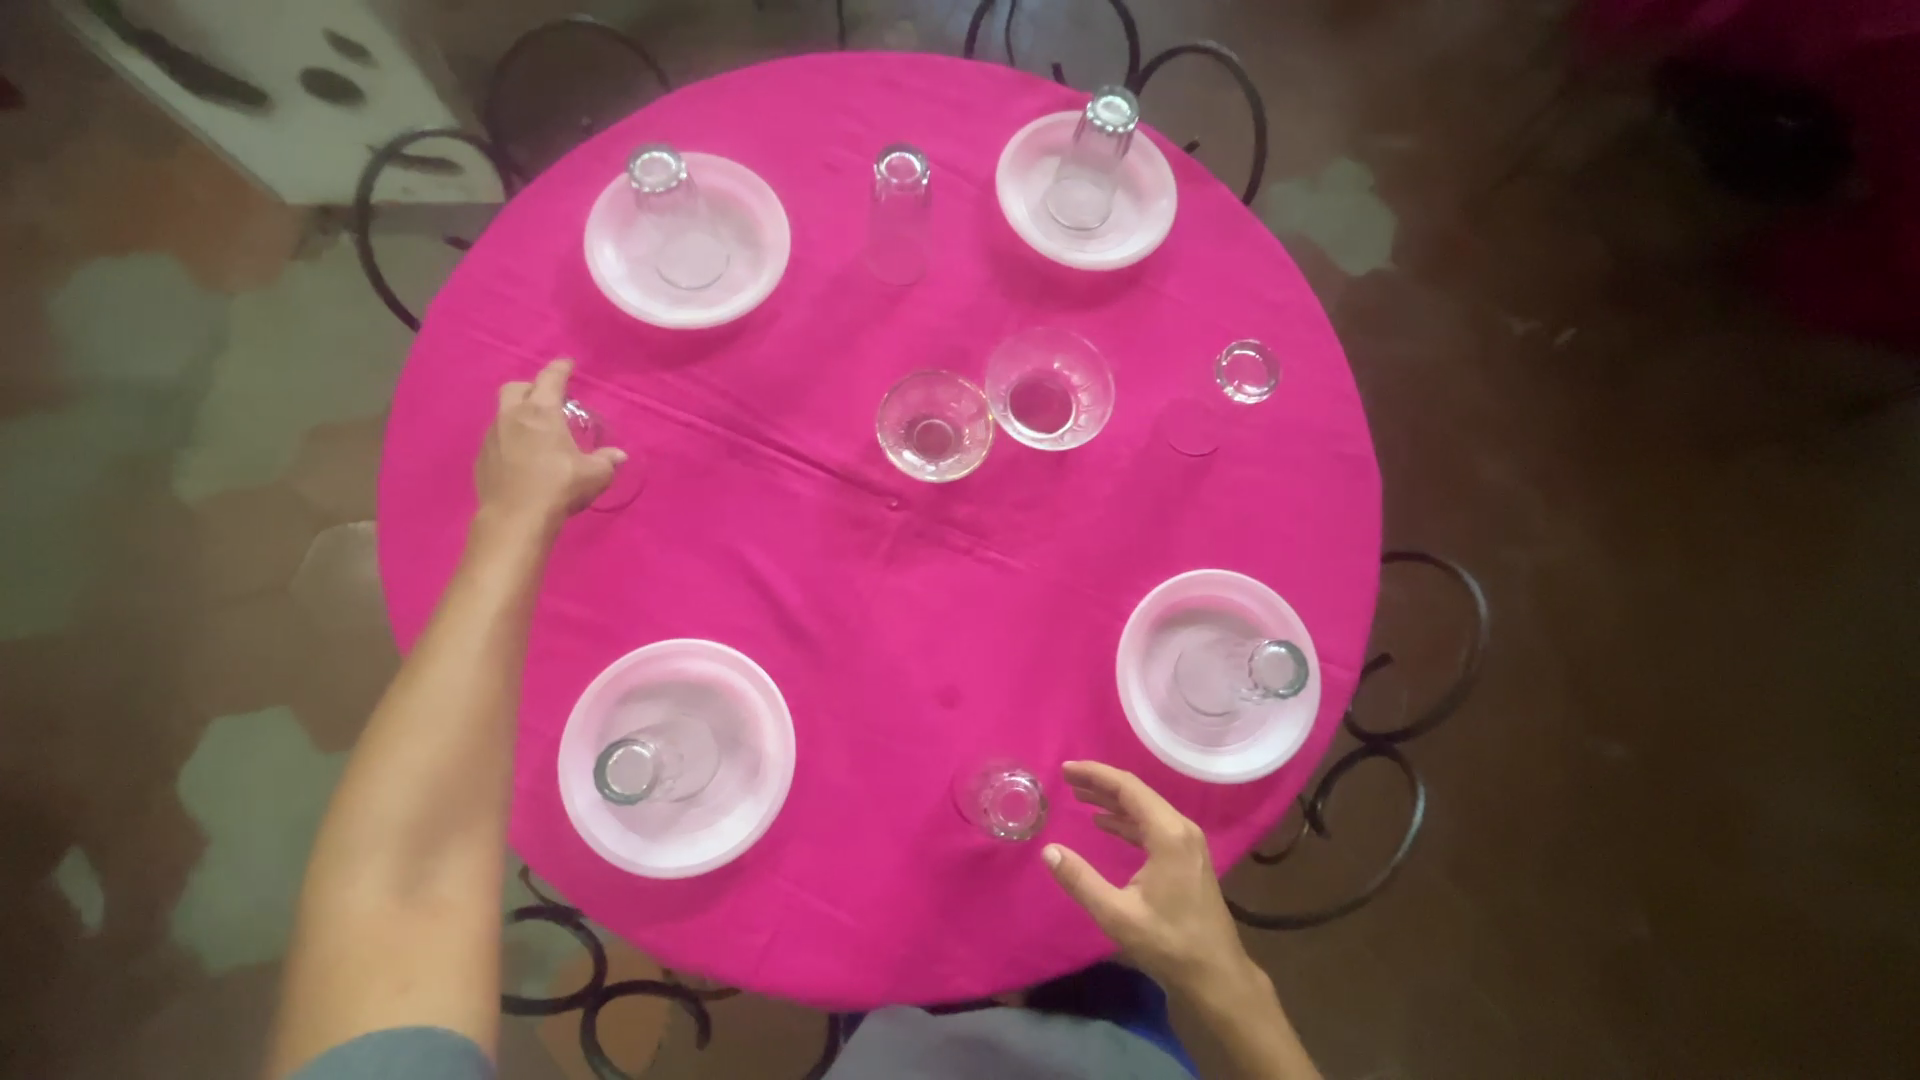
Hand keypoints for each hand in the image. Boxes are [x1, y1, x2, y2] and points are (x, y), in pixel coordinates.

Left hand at [475, 359, 624, 530]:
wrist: (515, 518)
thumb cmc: (559, 487)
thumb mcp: (595, 475)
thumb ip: (607, 461)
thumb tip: (618, 455)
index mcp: (541, 412)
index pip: (550, 379)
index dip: (560, 368)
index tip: (567, 363)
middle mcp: (512, 416)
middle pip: (516, 388)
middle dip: (531, 388)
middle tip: (548, 400)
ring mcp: (492, 436)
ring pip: (504, 413)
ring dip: (519, 415)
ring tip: (536, 433)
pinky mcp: (481, 458)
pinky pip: (497, 438)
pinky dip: (510, 439)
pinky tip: (522, 458)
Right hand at [1044, 761, 1258, 997]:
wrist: (1216, 975)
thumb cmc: (1168, 943)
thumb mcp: (1116, 914)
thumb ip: (1080, 880)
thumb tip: (1048, 850)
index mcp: (1168, 834)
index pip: (1127, 788)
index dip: (1095, 775)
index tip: (1066, 770)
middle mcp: (1181, 829)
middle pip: (1137, 793)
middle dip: (1101, 784)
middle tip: (1067, 780)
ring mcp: (1188, 842)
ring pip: (1145, 808)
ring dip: (1112, 801)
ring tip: (1080, 797)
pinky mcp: (1187, 857)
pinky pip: (1152, 825)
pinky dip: (1126, 820)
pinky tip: (1105, 824)